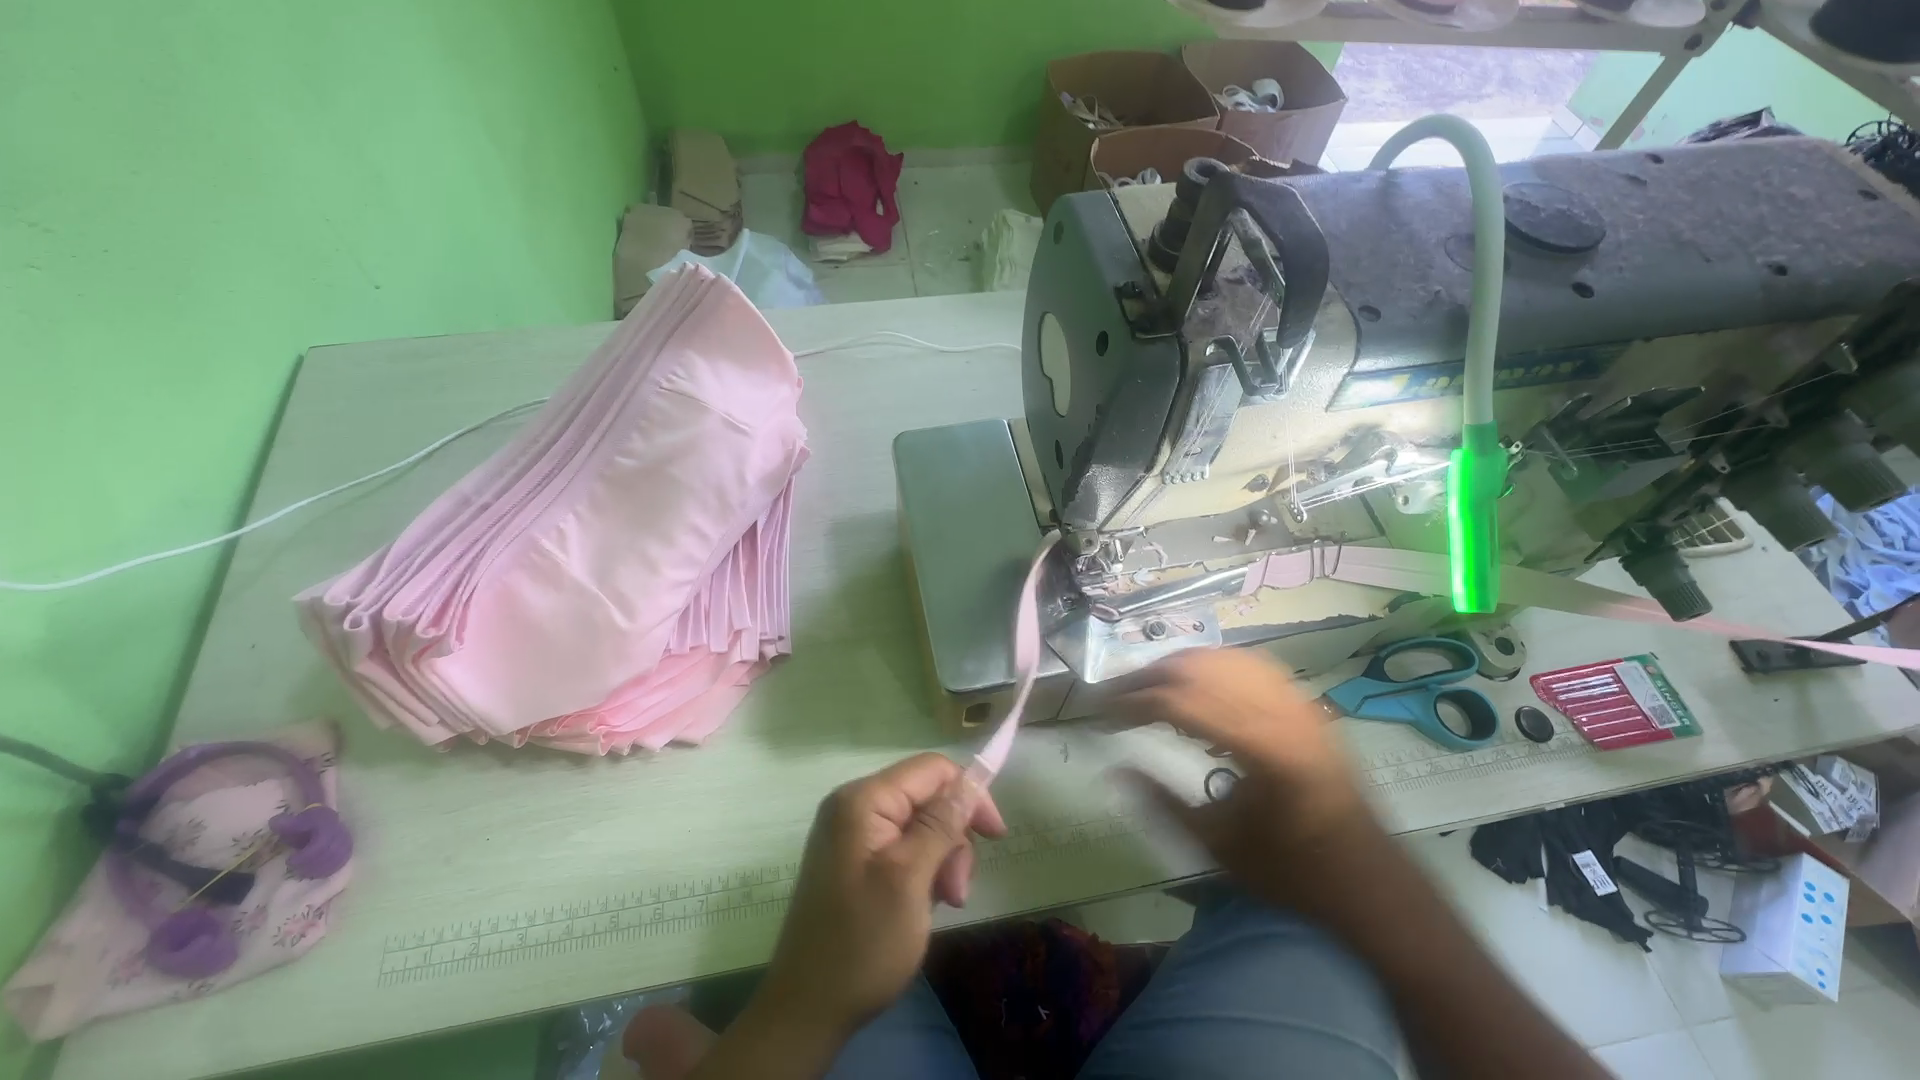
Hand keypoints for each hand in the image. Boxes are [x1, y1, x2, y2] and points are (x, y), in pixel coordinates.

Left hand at [756, 753, 1006, 1039]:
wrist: (809, 1008)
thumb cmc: (863, 942)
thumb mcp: (910, 878)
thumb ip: (941, 823)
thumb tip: (971, 779)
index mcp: (862, 801)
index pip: (932, 770)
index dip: (970, 795)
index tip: (996, 838)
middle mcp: (853, 808)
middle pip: (927, 799)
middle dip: (953, 840)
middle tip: (957, 890)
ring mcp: (851, 837)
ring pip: (920, 828)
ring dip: (942, 862)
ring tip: (943, 905)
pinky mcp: (854, 863)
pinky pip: (903, 851)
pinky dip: (923, 874)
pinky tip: (925, 906)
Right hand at [1116, 649, 1375, 911]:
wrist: (1370, 879)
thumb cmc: (1292, 872)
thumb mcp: (1218, 847)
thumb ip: (1162, 804)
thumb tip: (1113, 769)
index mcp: (1262, 748)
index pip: (1180, 701)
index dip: (1132, 702)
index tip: (1100, 715)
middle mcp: (1281, 712)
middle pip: (1198, 669)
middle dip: (1147, 676)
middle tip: (1112, 698)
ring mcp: (1297, 702)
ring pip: (1223, 658)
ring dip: (1176, 666)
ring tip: (1143, 687)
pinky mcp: (1305, 704)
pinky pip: (1249, 664)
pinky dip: (1211, 665)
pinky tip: (1192, 682)